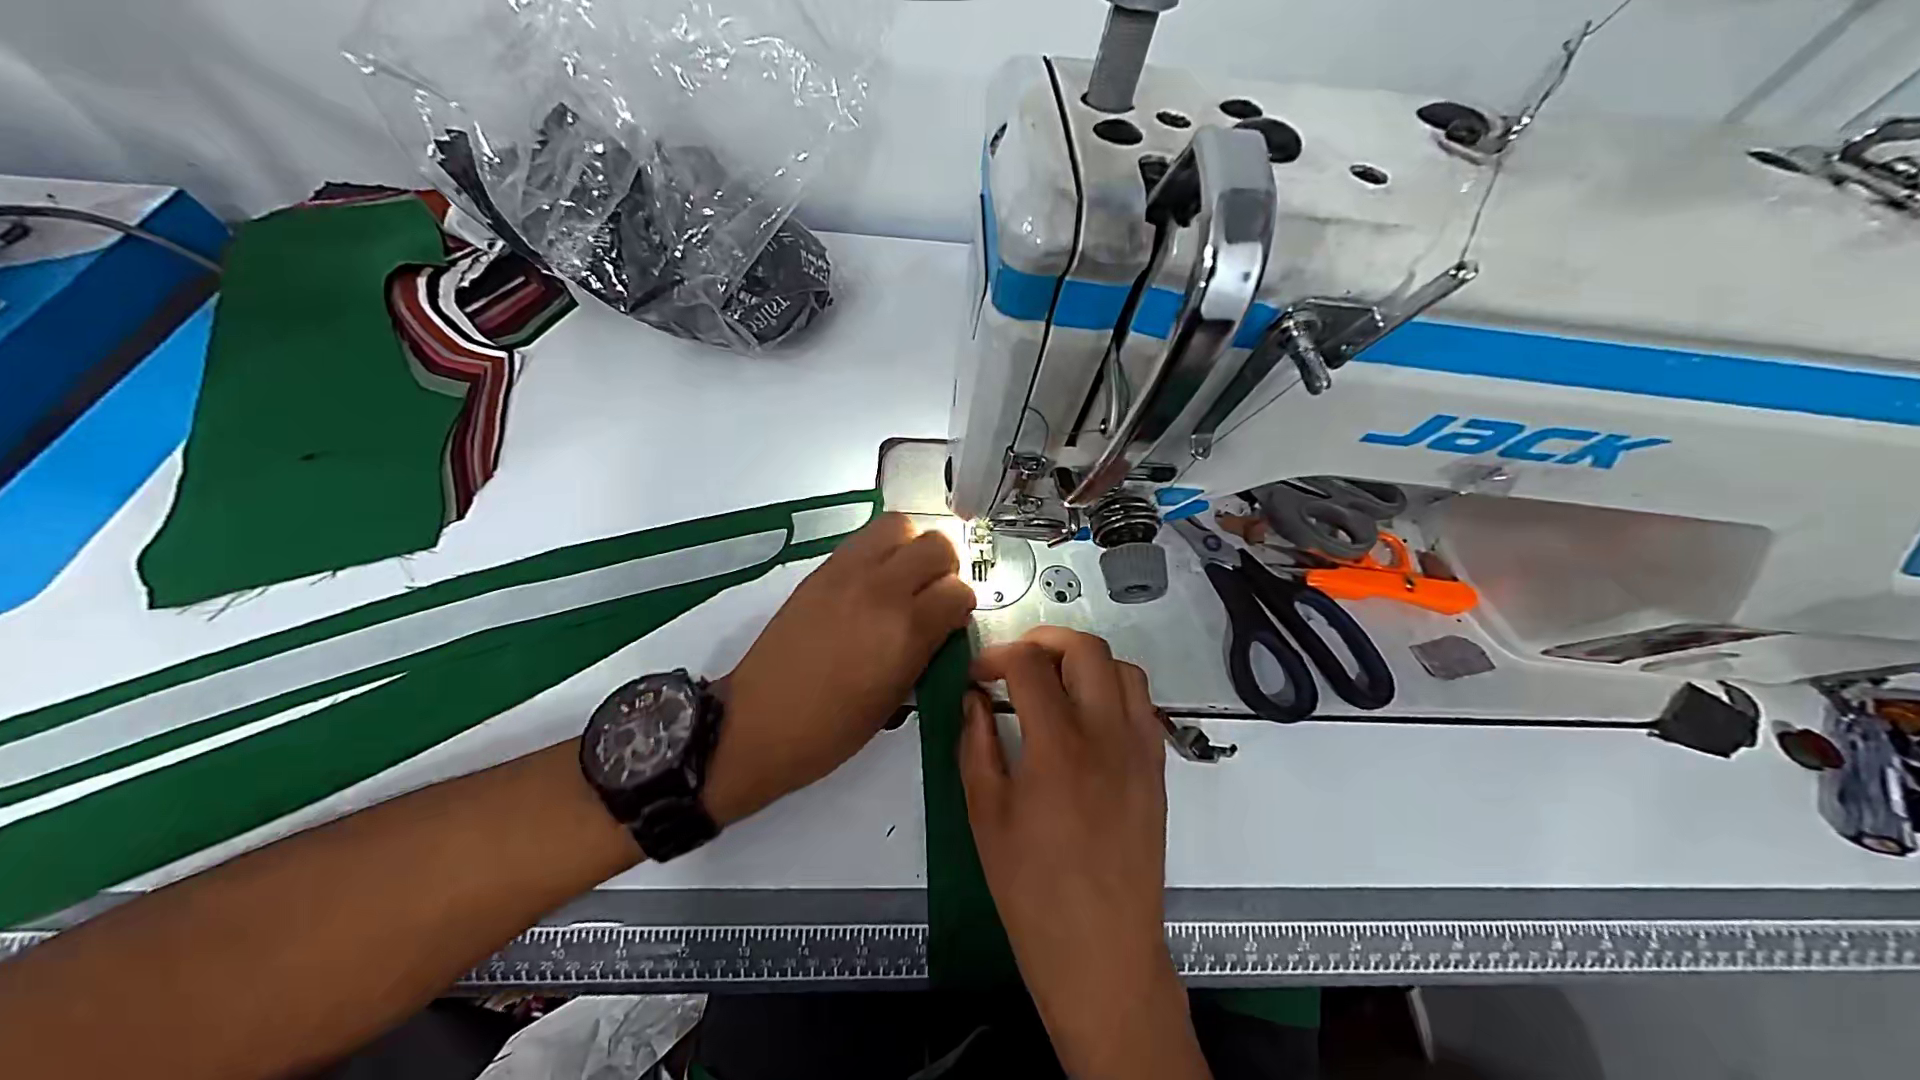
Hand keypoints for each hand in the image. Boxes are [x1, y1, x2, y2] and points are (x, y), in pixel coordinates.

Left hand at [702, 512, 974, 825]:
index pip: (958, 590)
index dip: (962, 606)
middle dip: (946, 567)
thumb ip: (927, 649)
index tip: (952, 621)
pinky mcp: (820, 570)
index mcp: (905, 629)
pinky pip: (864, 539)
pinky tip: (873, 582)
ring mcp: (847, 573)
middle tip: (934, 593)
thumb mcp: (896, 696)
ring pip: (899, 525)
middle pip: (935, 544)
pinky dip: (880, 550)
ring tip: (905, 577)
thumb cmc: (834, 728)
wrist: (760, 722)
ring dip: (912, 547)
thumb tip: (943, 622)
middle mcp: (881, 589)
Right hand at [960, 627, 1209, 1079]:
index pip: (1029, 664)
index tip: (977, 674)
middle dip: (1044, 639)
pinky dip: (1112, 690)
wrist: (1102, 950)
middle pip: (1085, 648)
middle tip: (1014, 662)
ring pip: (1122, 668)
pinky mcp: (1157, 769)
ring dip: (1084, 660)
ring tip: (1053, 683)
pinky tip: (1086, 717)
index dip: (996, 655)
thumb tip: (974, 698)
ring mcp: (1140, 750)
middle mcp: (1107, 735)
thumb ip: (976, 745)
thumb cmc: (1031, 890)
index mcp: (1057, 747)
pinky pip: (1142, 705)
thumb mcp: (985, 815)